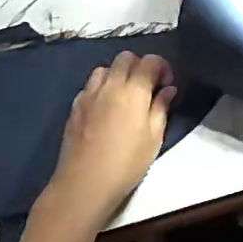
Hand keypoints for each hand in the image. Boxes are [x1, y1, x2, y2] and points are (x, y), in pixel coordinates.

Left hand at [25, 53, 175, 241]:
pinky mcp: (74, 107)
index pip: (150, 61)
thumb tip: (168, 89)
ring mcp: (89, 94)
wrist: (84, 184)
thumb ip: (161, 108)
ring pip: (105, 68)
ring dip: (118, 74)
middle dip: (140, 65)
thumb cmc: (127, 163)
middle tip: (147, 86)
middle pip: (126, 58)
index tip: (166, 84)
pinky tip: (105, 107)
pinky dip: (101, 88)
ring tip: (124, 95)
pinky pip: (90, 86)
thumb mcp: (154, 138)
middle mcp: (110, 85)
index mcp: (134, 90)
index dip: (162, 67)